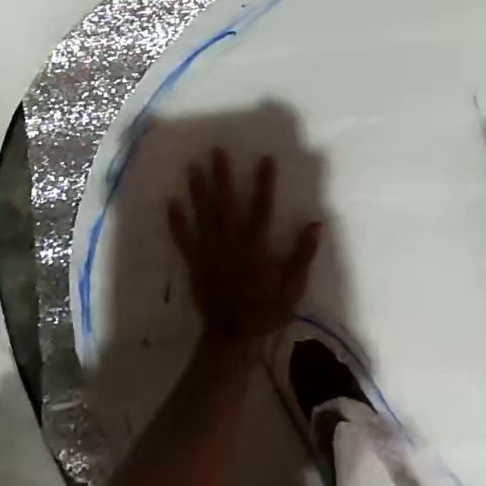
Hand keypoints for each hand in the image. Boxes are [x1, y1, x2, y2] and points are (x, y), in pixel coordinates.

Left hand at [167, 150, 321, 342]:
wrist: (235, 334)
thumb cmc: (267, 310)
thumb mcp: (294, 285)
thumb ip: (303, 254)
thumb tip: (316, 223)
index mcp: (256, 246)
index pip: (262, 206)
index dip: (265, 182)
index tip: (265, 158)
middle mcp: (231, 242)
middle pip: (227, 203)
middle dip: (222, 176)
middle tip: (216, 151)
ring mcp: (210, 251)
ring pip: (203, 215)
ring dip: (197, 190)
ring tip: (192, 167)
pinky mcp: (195, 262)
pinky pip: (183, 239)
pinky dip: (176, 221)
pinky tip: (170, 202)